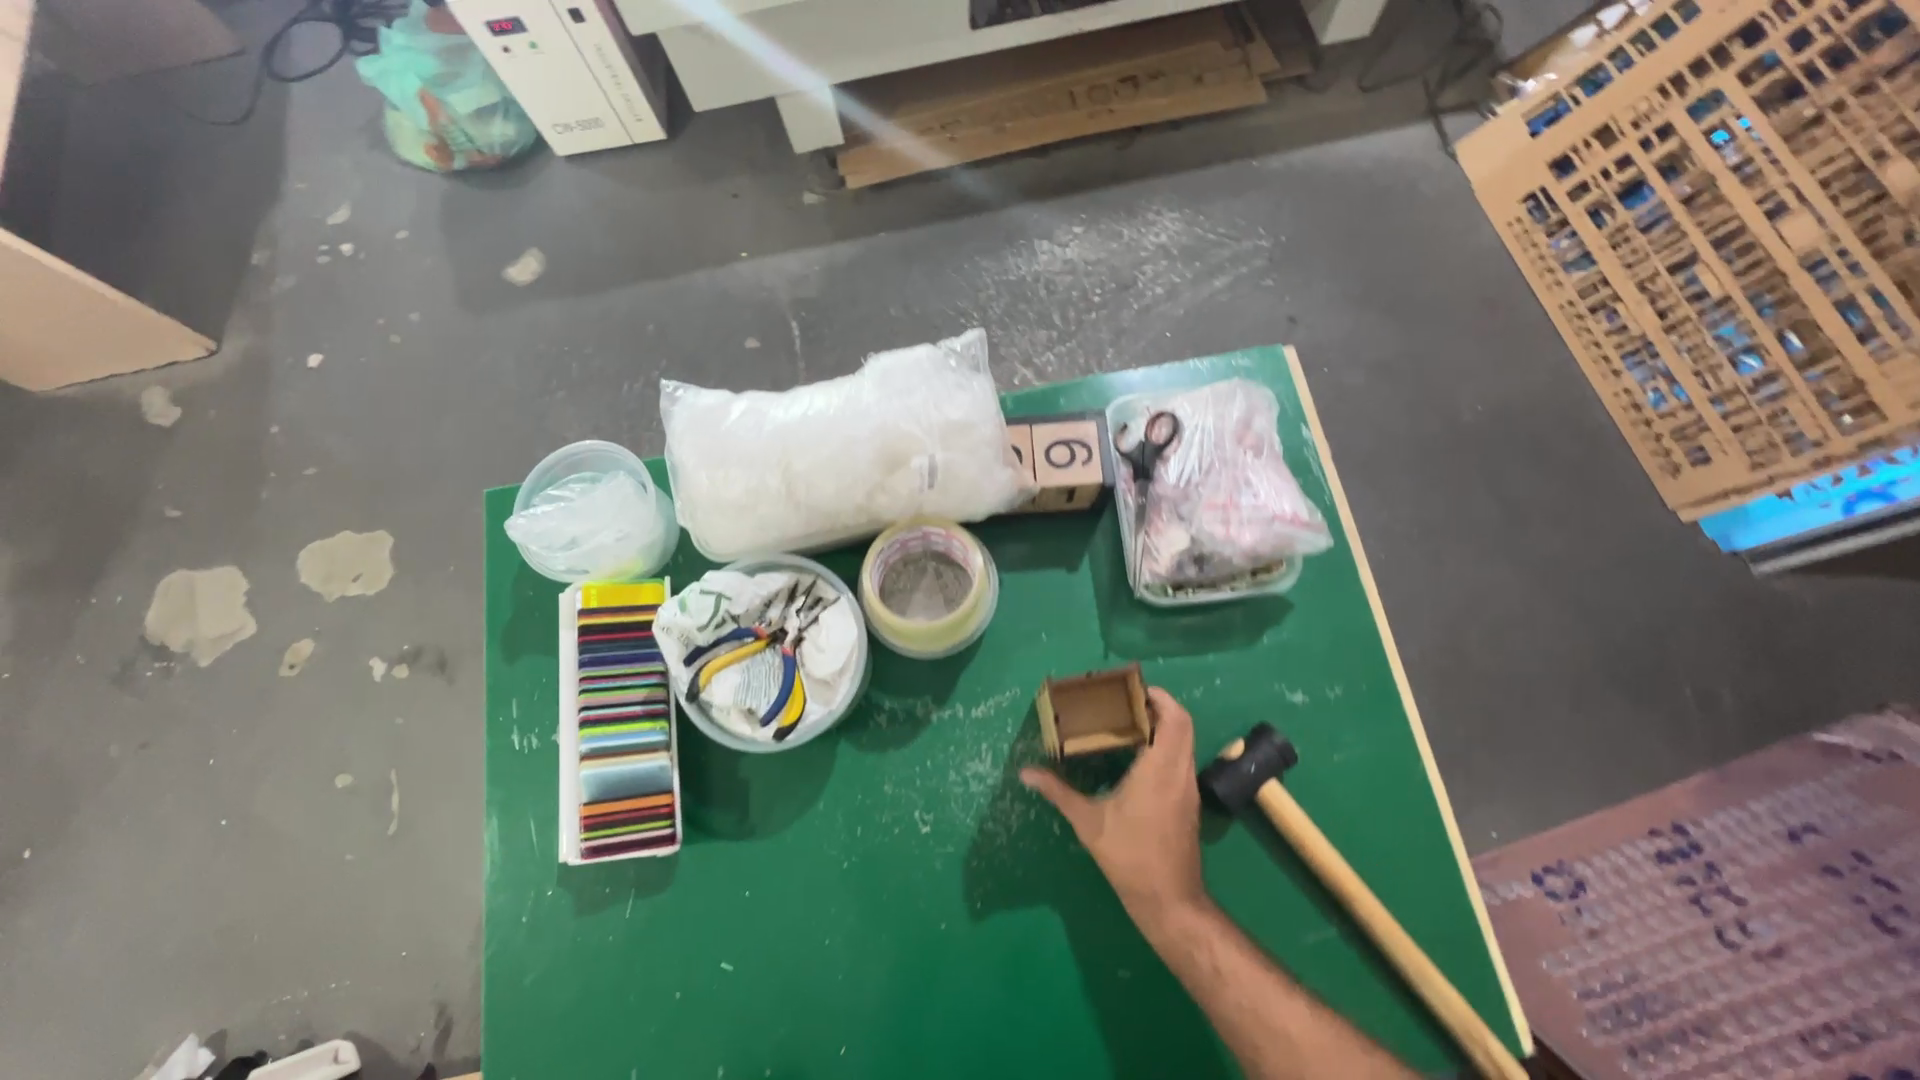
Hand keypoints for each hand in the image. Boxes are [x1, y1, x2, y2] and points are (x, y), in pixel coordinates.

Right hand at [1022, 687, 1207, 921]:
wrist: (1169, 900)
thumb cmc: (1129, 857)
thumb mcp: (1088, 822)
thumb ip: (1058, 792)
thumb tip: (1025, 772)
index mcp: (1159, 769)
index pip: (1174, 719)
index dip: (1160, 698)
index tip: (1134, 690)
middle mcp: (1180, 773)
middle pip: (1184, 725)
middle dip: (1160, 708)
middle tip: (1127, 704)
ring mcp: (1188, 789)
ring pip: (1185, 744)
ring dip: (1164, 728)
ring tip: (1129, 725)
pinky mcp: (1189, 804)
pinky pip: (1182, 761)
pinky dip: (1166, 748)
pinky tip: (1138, 759)